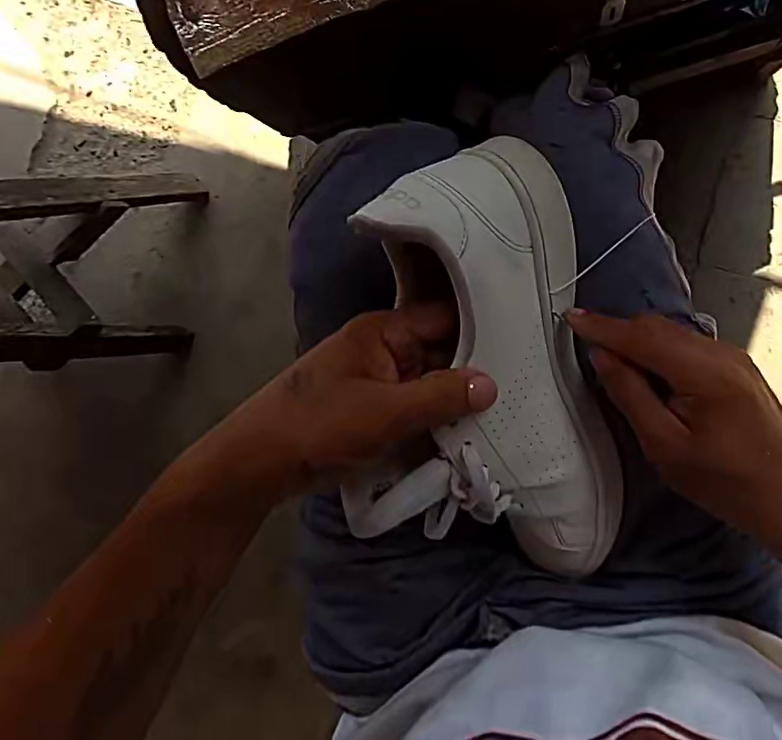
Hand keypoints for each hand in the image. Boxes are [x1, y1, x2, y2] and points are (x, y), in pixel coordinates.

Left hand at [205, 302, 495, 503]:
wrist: (259, 462)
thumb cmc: (319, 426)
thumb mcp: (384, 412)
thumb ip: (439, 396)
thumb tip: (490, 384)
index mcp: (383, 332)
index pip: (442, 319)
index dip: (480, 331)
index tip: (521, 348)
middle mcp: (382, 348)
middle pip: (439, 352)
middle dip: (471, 373)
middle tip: (521, 391)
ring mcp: (376, 380)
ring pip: (427, 383)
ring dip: (453, 402)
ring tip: (502, 417)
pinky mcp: (371, 409)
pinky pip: (412, 407)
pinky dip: (433, 421)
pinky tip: (463, 437)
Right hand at [565, 309, 781, 551]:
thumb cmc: (728, 484)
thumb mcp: (665, 447)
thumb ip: (630, 394)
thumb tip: (602, 356)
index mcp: (707, 373)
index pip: (642, 337)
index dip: (603, 327)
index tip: (572, 319)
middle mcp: (723, 354)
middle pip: (656, 328)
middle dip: (619, 333)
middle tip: (591, 350)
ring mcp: (734, 357)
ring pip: (671, 333)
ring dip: (639, 342)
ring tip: (619, 366)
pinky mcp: (737, 365)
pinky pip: (686, 344)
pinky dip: (660, 350)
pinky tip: (652, 375)